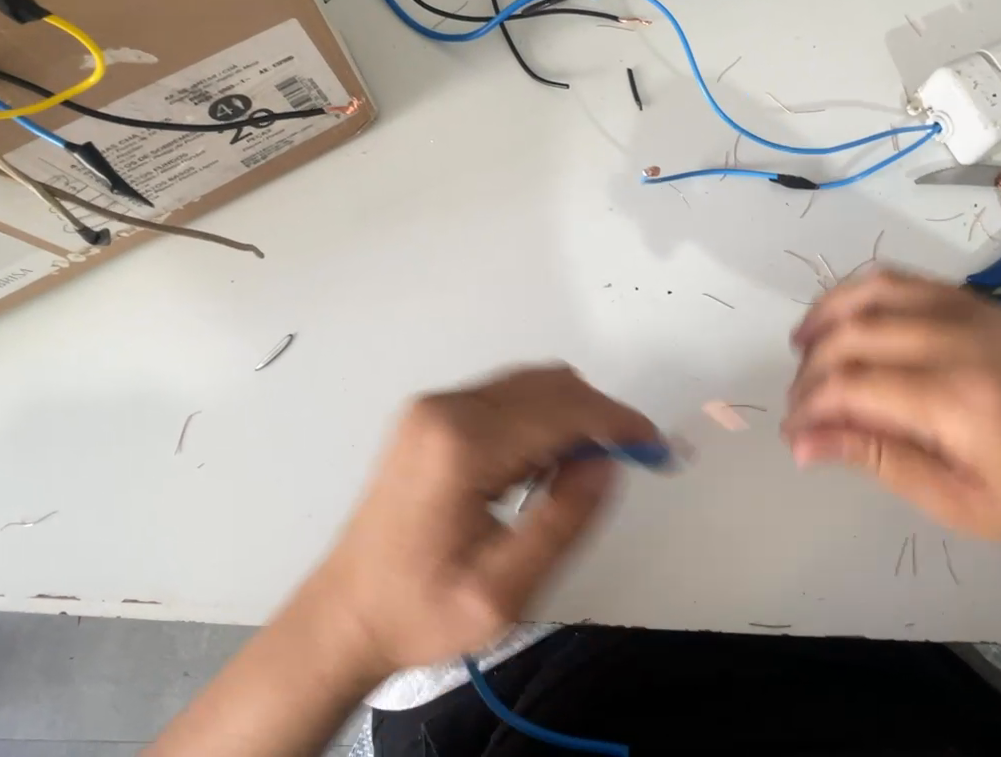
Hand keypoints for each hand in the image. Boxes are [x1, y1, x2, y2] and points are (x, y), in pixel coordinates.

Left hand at [304, 366, 657, 676]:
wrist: (344, 615)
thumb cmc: (421, 611)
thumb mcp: (505, 590)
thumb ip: (564, 520)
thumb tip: (606, 463)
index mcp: (462, 445)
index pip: (562, 410)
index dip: (617, 422)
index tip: (655, 445)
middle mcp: (445, 409)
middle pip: (549, 386)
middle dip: (597, 418)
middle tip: (622, 465)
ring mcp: (433, 407)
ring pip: (530, 386)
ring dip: (568, 418)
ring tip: (569, 479)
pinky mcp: (430, 416)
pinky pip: (506, 397)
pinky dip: (539, 420)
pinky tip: (535, 469)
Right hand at [783, 268, 1000, 557]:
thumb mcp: (953, 501)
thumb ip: (874, 459)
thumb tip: (802, 442)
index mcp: (959, 400)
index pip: (852, 385)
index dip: (809, 406)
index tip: (793, 434)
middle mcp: (963, 341)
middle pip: (854, 331)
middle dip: (811, 367)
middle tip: (800, 402)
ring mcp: (975, 312)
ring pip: (874, 289)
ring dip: (828, 314)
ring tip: (804, 347)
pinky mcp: (983, 305)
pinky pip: (907, 281)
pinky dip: (865, 295)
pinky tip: (850, 324)